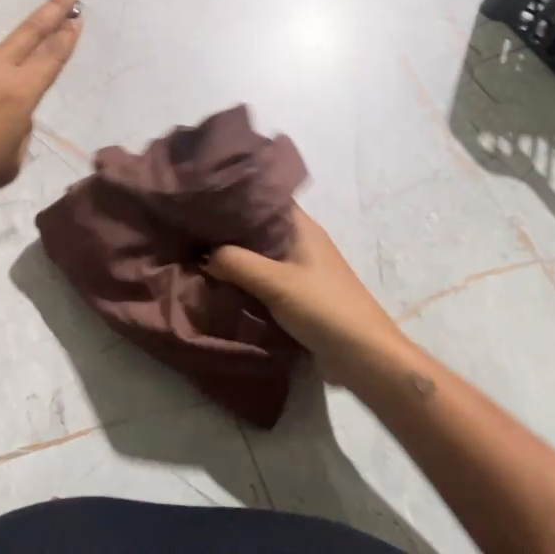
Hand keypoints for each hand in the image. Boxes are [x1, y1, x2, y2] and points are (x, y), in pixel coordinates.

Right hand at [206, 207, 413, 388]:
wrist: (365, 359)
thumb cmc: (325, 309)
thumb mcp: (275, 282)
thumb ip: (235, 262)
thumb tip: (204, 256)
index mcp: (300, 227)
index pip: (262, 196)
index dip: (233, 194)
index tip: (200, 196)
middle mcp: (299, 241)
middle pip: (256, 226)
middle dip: (226, 228)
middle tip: (189, 226)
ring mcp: (299, 269)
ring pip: (258, 253)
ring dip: (233, 256)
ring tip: (196, 253)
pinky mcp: (297, 294)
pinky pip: (262, 277)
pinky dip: (242, 278)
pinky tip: (218, 283)